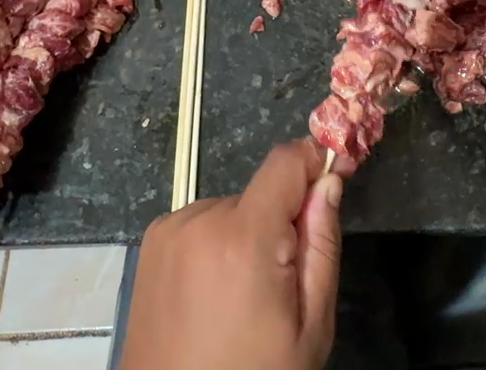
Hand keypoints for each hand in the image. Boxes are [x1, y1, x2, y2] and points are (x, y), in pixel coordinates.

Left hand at [119, 140, 343, 369]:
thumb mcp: (310, 326)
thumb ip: (322, 245)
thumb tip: (329, 180)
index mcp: (244, 237)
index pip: (284, 161)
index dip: (312, 160)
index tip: (334, 175)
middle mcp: (201, 219)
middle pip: (259, 194)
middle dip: (278, 223)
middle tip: (281, 283)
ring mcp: (170, 229)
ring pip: (231, 210)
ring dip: (245, 236)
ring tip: (240, 298)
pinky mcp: (151, 242)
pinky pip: (201, 224)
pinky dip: (214, 246)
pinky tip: (211, 294)